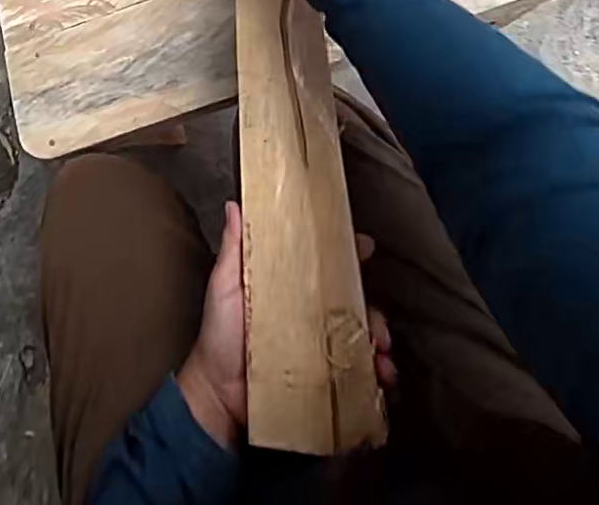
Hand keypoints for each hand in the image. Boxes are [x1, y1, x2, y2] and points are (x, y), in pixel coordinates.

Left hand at [179, 210, 398, 450]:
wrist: (218, 393)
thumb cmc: (219, 334)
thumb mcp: (224, 284)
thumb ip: (233, 248)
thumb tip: (234, 206)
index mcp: (287, 283)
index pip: (322, 262)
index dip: (346, 251)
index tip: (363, 245)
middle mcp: (307, 310)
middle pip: (350, 298)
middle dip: (372, 306)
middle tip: (377, 320)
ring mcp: (317, 342)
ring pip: (359, 332)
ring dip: (377, 339)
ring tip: (380, 352)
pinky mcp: (322, 373)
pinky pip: (356, 368)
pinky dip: (375, 371)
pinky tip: (379, 375)